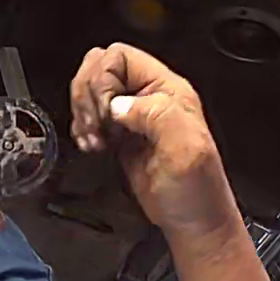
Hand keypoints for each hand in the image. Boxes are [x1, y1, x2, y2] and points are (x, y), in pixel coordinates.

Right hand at [69, 44, 236, 239]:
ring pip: (90, 92)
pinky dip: (82, 129)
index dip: (103, 80)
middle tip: (95, 127)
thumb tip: (117, 104)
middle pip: (99, 68)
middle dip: (87, 96)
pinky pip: (89, 117)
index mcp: (167, 90)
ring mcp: (132, 117)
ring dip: (82, 114)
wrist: (193, 223)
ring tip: (94, 140)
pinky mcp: (120, 136)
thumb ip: (155, 114)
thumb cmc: (197, 191)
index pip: (119, 57)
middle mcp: (148, 97)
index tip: (106, 113)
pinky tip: (92, 145)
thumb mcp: (186, 148)